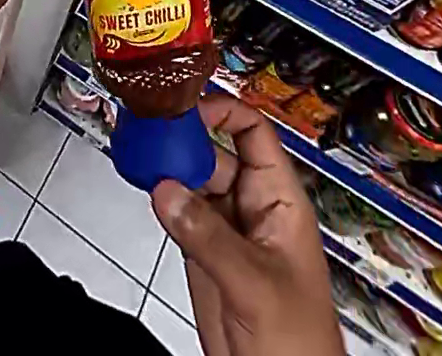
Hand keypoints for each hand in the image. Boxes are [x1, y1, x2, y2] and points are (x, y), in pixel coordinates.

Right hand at [150, 96, 343, 355]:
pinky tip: (144, 185)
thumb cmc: (300, 344)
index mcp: (278, 198)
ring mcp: (224, 226)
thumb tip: (169, 192)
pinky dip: (159, 194)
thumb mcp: (256, 284)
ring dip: (167, 165)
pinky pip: (178, 207)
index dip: (223, 113)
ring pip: (192, 177)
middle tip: (152, 133)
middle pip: (214, 150)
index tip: (189, 109)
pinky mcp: (201, 248)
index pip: (253, 133)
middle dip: (184, 138)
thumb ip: (210, 237)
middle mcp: (250, 204)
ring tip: (141, 154)